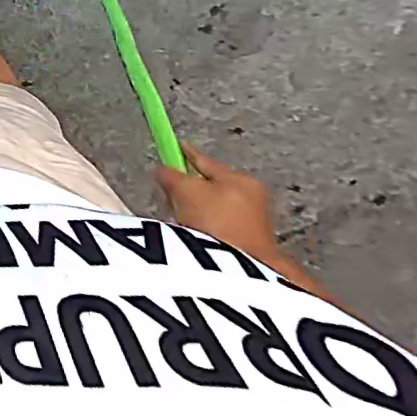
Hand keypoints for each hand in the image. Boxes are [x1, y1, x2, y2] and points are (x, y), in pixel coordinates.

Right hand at [155, 143, 282, 263]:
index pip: (204, 161)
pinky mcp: (248, 244)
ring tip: (179, 216)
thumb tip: (163, 171)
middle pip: (208, 185)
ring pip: (211, 206)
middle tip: (169, 192)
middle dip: (187, 187)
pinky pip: (216, 225)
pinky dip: (201, 225)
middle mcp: (253, 198)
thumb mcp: (182, 189)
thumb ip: (169, 174)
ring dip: (192, 208)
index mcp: (241, 180)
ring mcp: (253, 223)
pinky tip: (191, 231)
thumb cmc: (214, 221)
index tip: (173, 146)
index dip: (184, 153)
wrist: (240, 269)